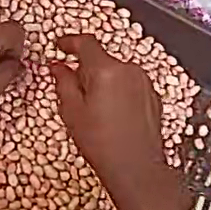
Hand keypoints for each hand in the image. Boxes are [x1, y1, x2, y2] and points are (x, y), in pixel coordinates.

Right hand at [48, 34, 189, 209]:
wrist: (136, 168)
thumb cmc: (101, 143)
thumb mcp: (71, 111)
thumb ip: (63, 82)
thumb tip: (58, 66)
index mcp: (106, 70)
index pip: (85, 42)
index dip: (68, 41)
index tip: (59, 45)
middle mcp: (129, 70)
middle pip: (101, 59)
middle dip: (85, 69)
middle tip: (71, 90)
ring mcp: (144, 82)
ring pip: (116, 72)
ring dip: (102, 81)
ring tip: (92, 109)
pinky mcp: (153, 96)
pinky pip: (129, 85)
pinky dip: (117, 91)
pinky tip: (110, 114)